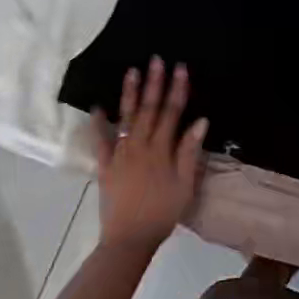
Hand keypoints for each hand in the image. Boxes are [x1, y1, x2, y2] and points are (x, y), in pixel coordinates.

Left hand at [92, 57, 207, 253]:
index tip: (180, 68)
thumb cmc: (163, 212)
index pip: (172, 112)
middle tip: (156, 59)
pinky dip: (98, 123)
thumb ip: (190, 151)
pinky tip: (97, 107)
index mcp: (161, 149)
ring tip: (131, 71)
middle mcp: (140, 145)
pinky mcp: (105, 165)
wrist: (129, 239)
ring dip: (129, 93)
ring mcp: (120, 154)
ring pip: (126, 118)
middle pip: (149, 109)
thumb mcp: (185, 185)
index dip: (177, 89)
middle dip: (154, 83)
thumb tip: (200, 120)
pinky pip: (100, 141)